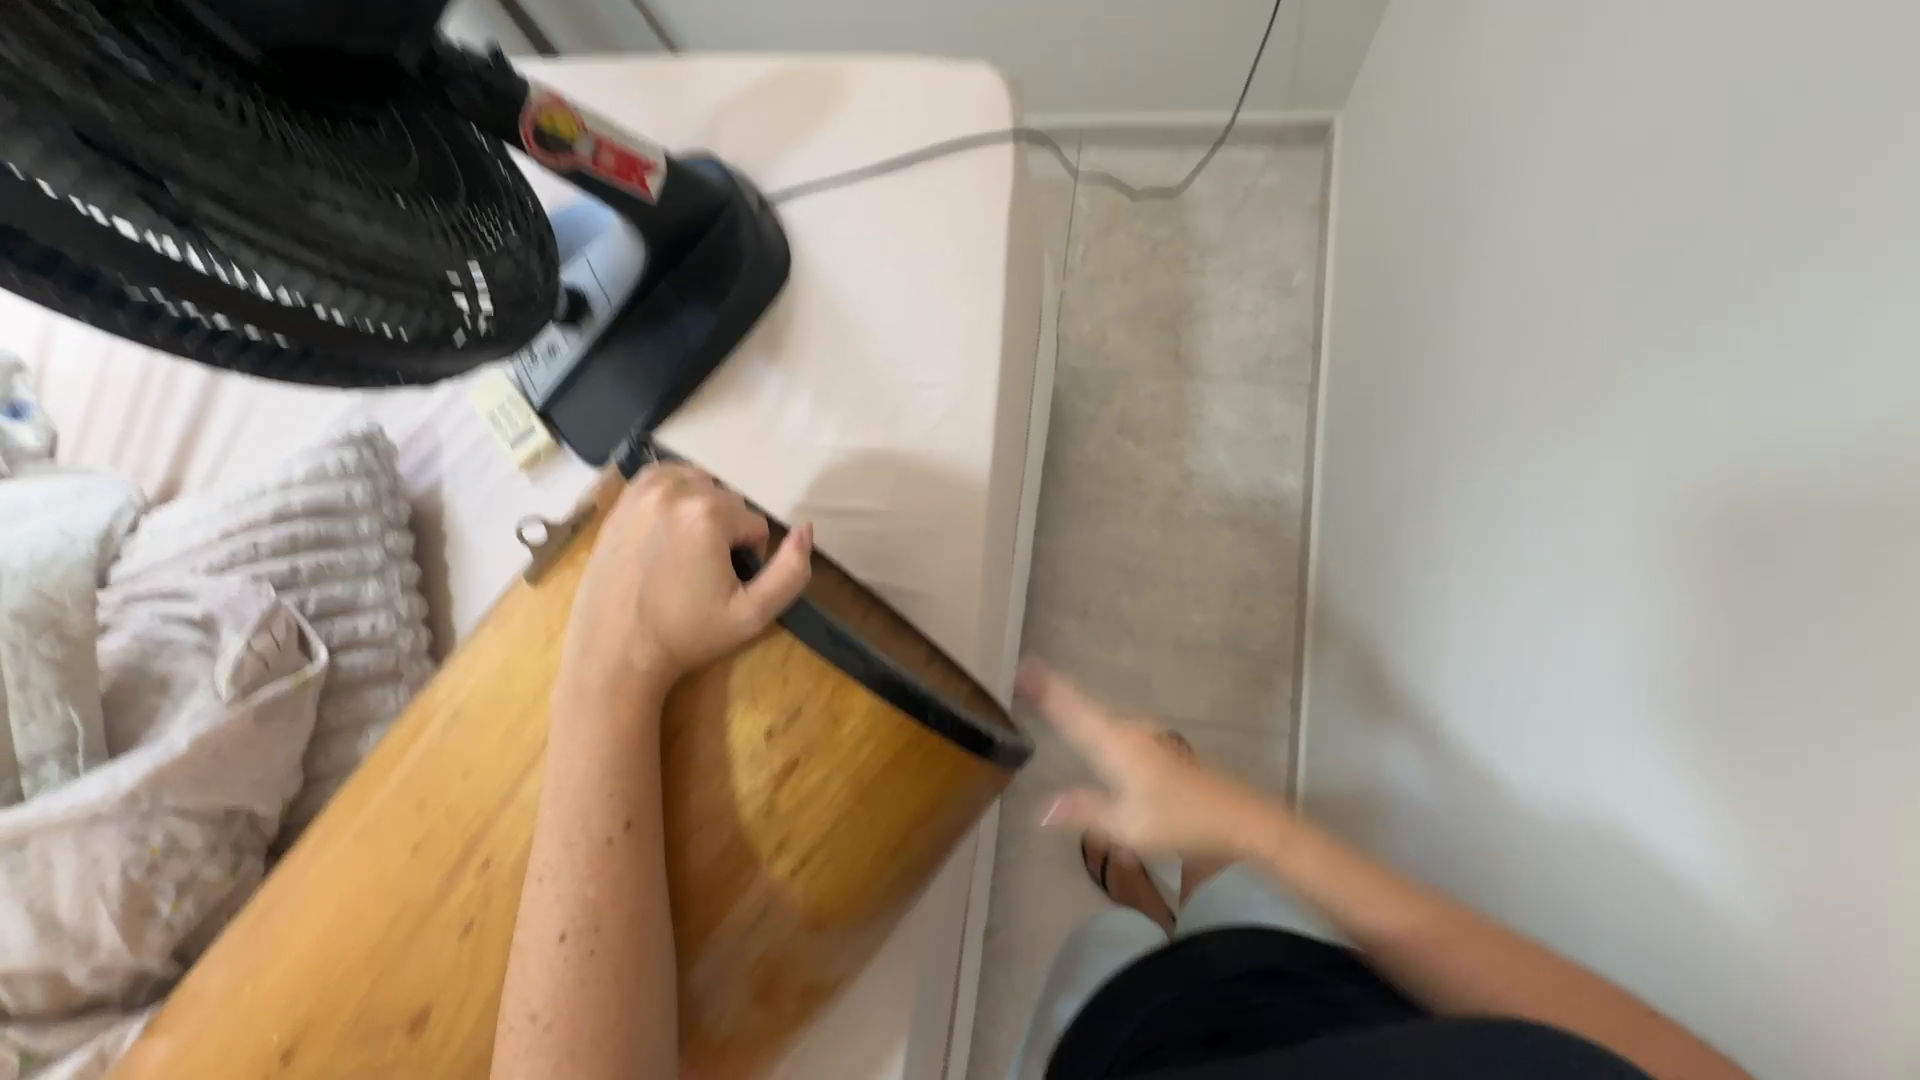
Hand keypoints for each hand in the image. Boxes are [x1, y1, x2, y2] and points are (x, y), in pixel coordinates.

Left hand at [560, 463, 812, 699]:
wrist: (616, 652)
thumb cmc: (687, 635)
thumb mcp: (754, 614)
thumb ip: (792, 571)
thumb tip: (806, 529)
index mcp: (708, 514)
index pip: (754, 523)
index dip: (750, 556)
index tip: (728, 585)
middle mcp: (674, 492)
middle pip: (727, 501)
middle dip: (726, 531)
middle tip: (707, 572)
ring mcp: (642, 494)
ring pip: (698, 484)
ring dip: (703, 510)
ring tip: (689, 551)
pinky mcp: (620, 503)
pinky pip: (662, 479)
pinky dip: (674, 494)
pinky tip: (670, 528)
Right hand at [1018, 659, 1286, 860]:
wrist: (1238, 817)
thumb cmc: (1181, 822)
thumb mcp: (1127, 828)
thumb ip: (1084, 813)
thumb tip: (1041, 809)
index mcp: (1116, 746)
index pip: (1073, 713)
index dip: (1048, 691)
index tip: (1024, 669)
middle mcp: (1128, 732)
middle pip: (1084, 706)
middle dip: (1054, 691)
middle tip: (1026, 674)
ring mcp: (1145, 736)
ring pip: (1099, 715)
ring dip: (1073, 703)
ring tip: (1046, 692)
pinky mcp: (1156, 746)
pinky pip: (1112, 725)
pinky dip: (1091, 717)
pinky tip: (1086, 723)